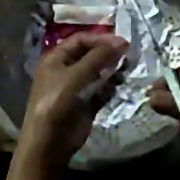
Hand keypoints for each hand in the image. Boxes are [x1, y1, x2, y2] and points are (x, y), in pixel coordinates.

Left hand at [19, 32, 128, 163]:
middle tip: (129, 55)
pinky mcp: (85, 103)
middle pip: (90, 55)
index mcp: (56, 58)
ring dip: (112, 69)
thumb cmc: (58, 102)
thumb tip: (122, 42)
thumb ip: (99, 57)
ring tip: (127, 69)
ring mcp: (76, 87)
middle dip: (108, 53)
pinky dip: (111, 86)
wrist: (50, 141)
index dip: (101, 39)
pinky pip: (101, 89)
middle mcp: (65, 70)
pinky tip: (121, 83)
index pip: (81, 40)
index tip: (122, 42)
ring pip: (98, 72)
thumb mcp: (76, 75)